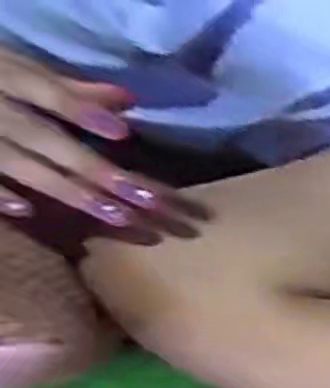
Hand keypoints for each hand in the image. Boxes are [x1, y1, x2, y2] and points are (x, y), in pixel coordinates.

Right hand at [0, 48, 189, 228]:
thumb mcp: (5, 64)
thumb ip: (62, 86)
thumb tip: (125, 98)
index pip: (34, 84)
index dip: (73, 106)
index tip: (121, 131)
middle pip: (35, 133)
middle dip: (91, 168)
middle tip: (150, 199)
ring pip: (10, 159)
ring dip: (64, 188)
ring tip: (119, 216)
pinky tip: (25, 211)